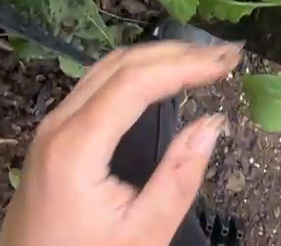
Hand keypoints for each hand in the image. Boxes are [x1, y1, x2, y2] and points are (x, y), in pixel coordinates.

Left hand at [0, 41, 240, 245]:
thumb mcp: (141, 238)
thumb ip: (178, 178)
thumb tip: (213, 122)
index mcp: (75, 146)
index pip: (135, 81)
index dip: (184, 63)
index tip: (227, 61)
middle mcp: (59, 122)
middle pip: (122, 64)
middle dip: (177, 52)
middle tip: (226, 54)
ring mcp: (53, 124)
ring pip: (109, 67)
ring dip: (159, 56)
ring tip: (204, 59)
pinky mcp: (56, 132)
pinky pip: (99, 82)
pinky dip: (138, 70)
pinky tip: (165, 75)